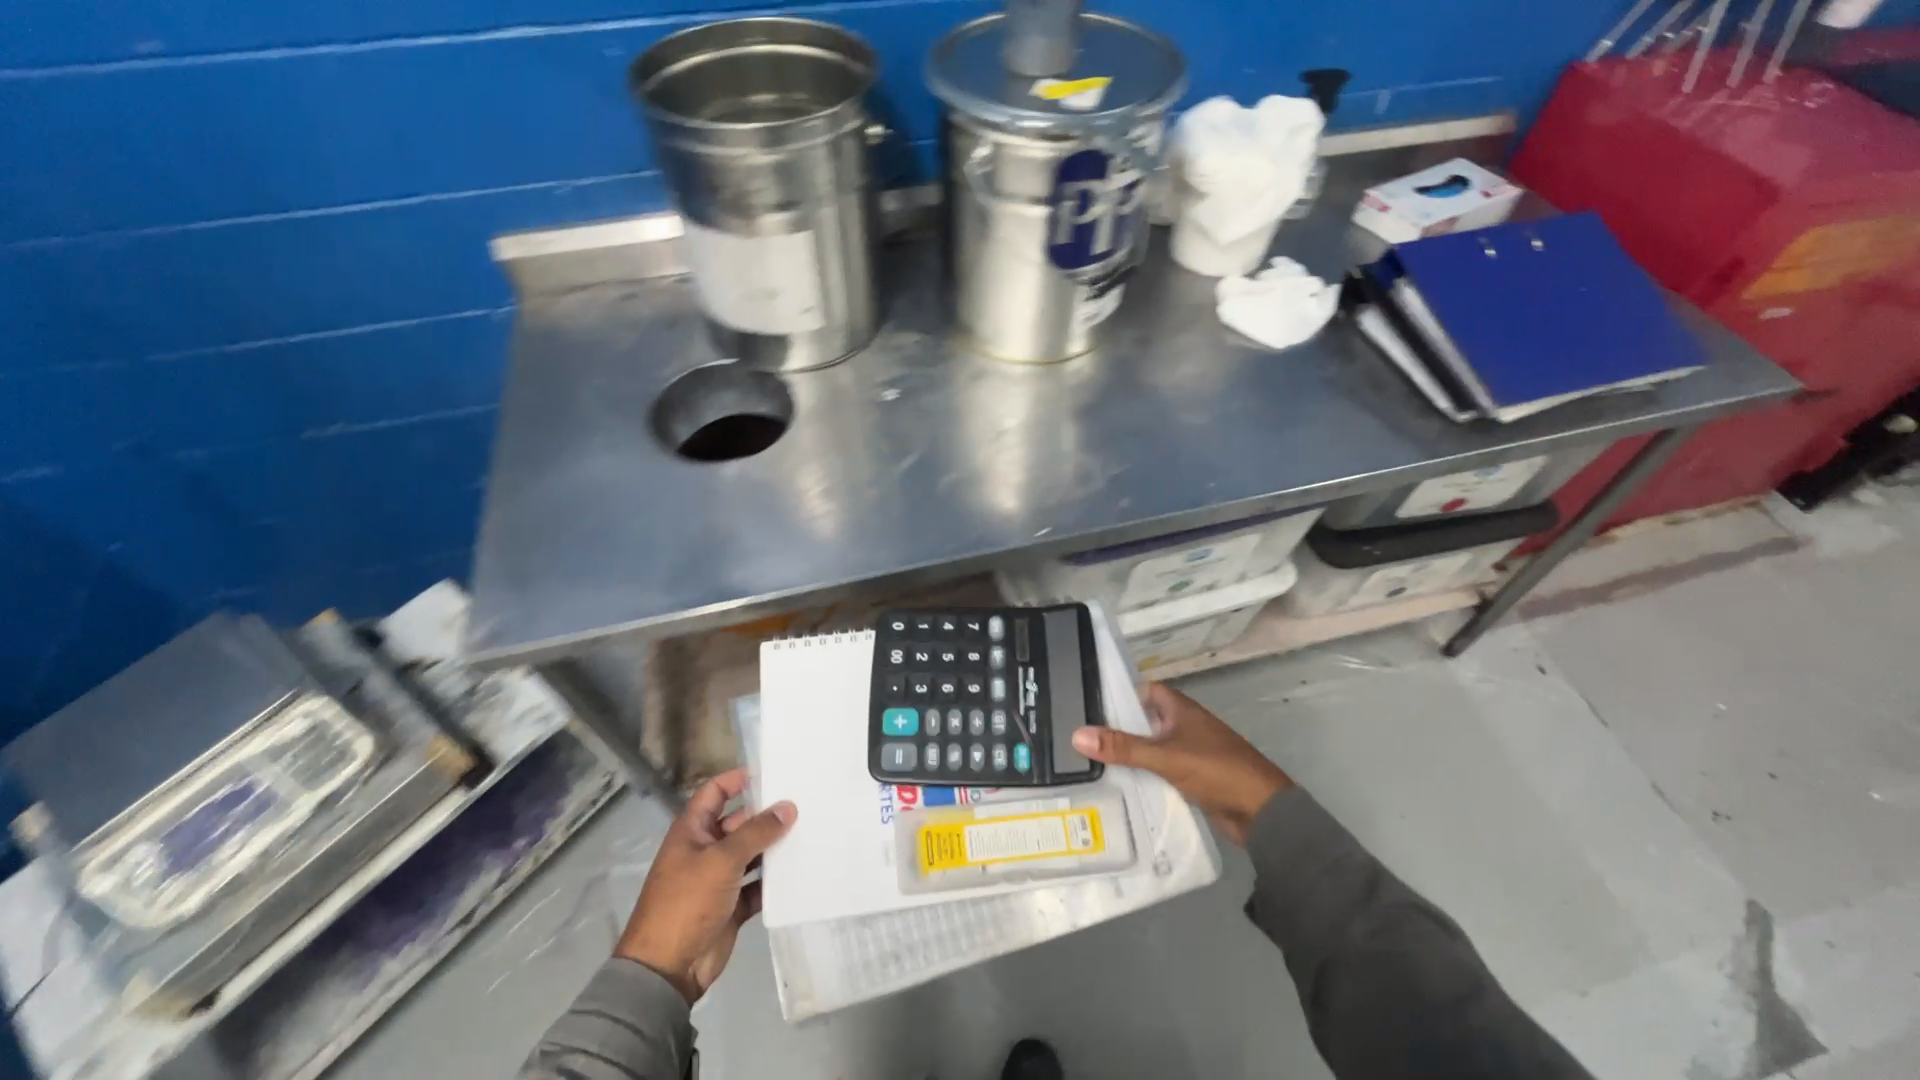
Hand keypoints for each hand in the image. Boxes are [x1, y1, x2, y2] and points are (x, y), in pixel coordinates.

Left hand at [615, 767, 796, 1003]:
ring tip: (810, 832)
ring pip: (751, 854)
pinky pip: (758, 886)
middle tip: (804, 804)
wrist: (668, 966)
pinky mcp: (732, 906)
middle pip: (739, 823)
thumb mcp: (722, 860)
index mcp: (692, 831)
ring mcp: (718, 880)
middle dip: (766, 815)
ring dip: (774, 847)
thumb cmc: (687, 901)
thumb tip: (788, 807)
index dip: (738, 780)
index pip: (715, 793)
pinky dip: (775, 881)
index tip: (772, 772)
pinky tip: (802, 871)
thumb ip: (756, 832)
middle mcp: (705, 850)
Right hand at [1072, 682, 1290, 845]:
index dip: (1120, 696)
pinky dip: (1144, 777)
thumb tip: (1078, 735)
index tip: (1089, 705)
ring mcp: (1189, 753)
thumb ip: (1123, 747)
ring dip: (1130, 756)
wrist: (1261, 812)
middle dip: (1118, 730)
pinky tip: (1120, 787)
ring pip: (1151, 749)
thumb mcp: (1164, 756)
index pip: (1145, 691)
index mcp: (1181, 710)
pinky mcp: (1192, 778)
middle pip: (1145, 722)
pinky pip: (1160, 772)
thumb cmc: (1216, 770)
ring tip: (1091, 764)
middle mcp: (1184, 726)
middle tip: (1081, 739)